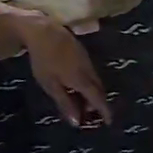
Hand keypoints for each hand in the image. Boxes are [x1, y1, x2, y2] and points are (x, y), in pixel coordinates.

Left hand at [13, 10, 110, 126]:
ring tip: (82, 101)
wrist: (43, 30)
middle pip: (98, 89)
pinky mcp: (81, 51)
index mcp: (82, 80)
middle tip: (91, 115)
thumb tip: (76, 121)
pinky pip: (90, 71)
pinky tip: (77, 84)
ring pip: (94, 79)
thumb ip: (64, 103)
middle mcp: (88, 69)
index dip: (104, 110)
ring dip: (92, 92)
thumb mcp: (50, 85)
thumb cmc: (44, 60)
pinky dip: (87, 81)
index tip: (109, 121)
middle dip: (97, 103)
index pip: (98, 99)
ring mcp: (86, 58)